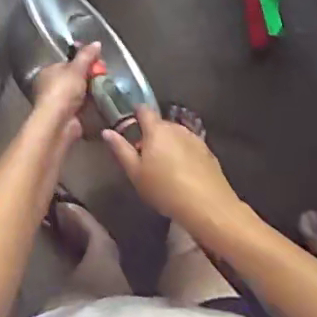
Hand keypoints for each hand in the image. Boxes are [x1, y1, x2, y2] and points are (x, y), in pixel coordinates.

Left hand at [31, 42, 100, 119]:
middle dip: (91, 76)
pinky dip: (93, 104)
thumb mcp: (76, 69)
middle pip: (76, 77)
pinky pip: (84, 106)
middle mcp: (52, 86)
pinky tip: (104, 101)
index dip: (83, 60)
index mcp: (49, 72)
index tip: (98, 60)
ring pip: (81, 92)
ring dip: (94, 90)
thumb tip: (97, 43)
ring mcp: (61, 102)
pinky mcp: (70, 116)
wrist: (59, 123)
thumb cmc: (63, 90)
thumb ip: (86, 55)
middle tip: (105, 74)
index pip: (68, 62)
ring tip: (109, 87)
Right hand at [101, 105, 242, 229]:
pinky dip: (183, 154)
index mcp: (156, 130)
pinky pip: (189, 147)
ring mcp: (195, 139)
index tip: (131, 125)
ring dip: (168, 144)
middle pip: (160, 125)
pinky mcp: (208, 152)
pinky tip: (182, 174)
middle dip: (151, 135)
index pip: (144, 110)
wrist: (207, 206)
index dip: (136, 114)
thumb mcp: (135, 173)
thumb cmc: (165, 189)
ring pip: (176, 136)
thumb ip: (121, 150)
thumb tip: (107, 132)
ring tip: (163, 168)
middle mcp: (176, 128)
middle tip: (144, 157)